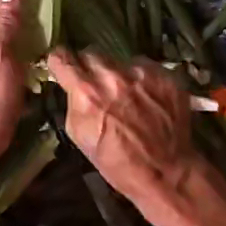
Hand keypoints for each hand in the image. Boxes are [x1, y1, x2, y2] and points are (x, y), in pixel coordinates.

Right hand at [45, 50, 225, 225]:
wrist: (165, 171)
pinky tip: (147, 100)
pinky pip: (144, 68)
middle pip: (91, 54)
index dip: (60, 62)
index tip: (62, 66)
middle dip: (90, 68)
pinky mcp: (163, 74)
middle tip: (97, 85)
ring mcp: (141, 73)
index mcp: (86, 92)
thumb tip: (72, 85)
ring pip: (120, 61)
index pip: (62, 58)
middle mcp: (112, 76)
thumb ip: (73, 102)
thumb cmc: (116, 161)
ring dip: (118, 75)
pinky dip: (142, 80)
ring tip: (127, 97)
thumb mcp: (79, 135)